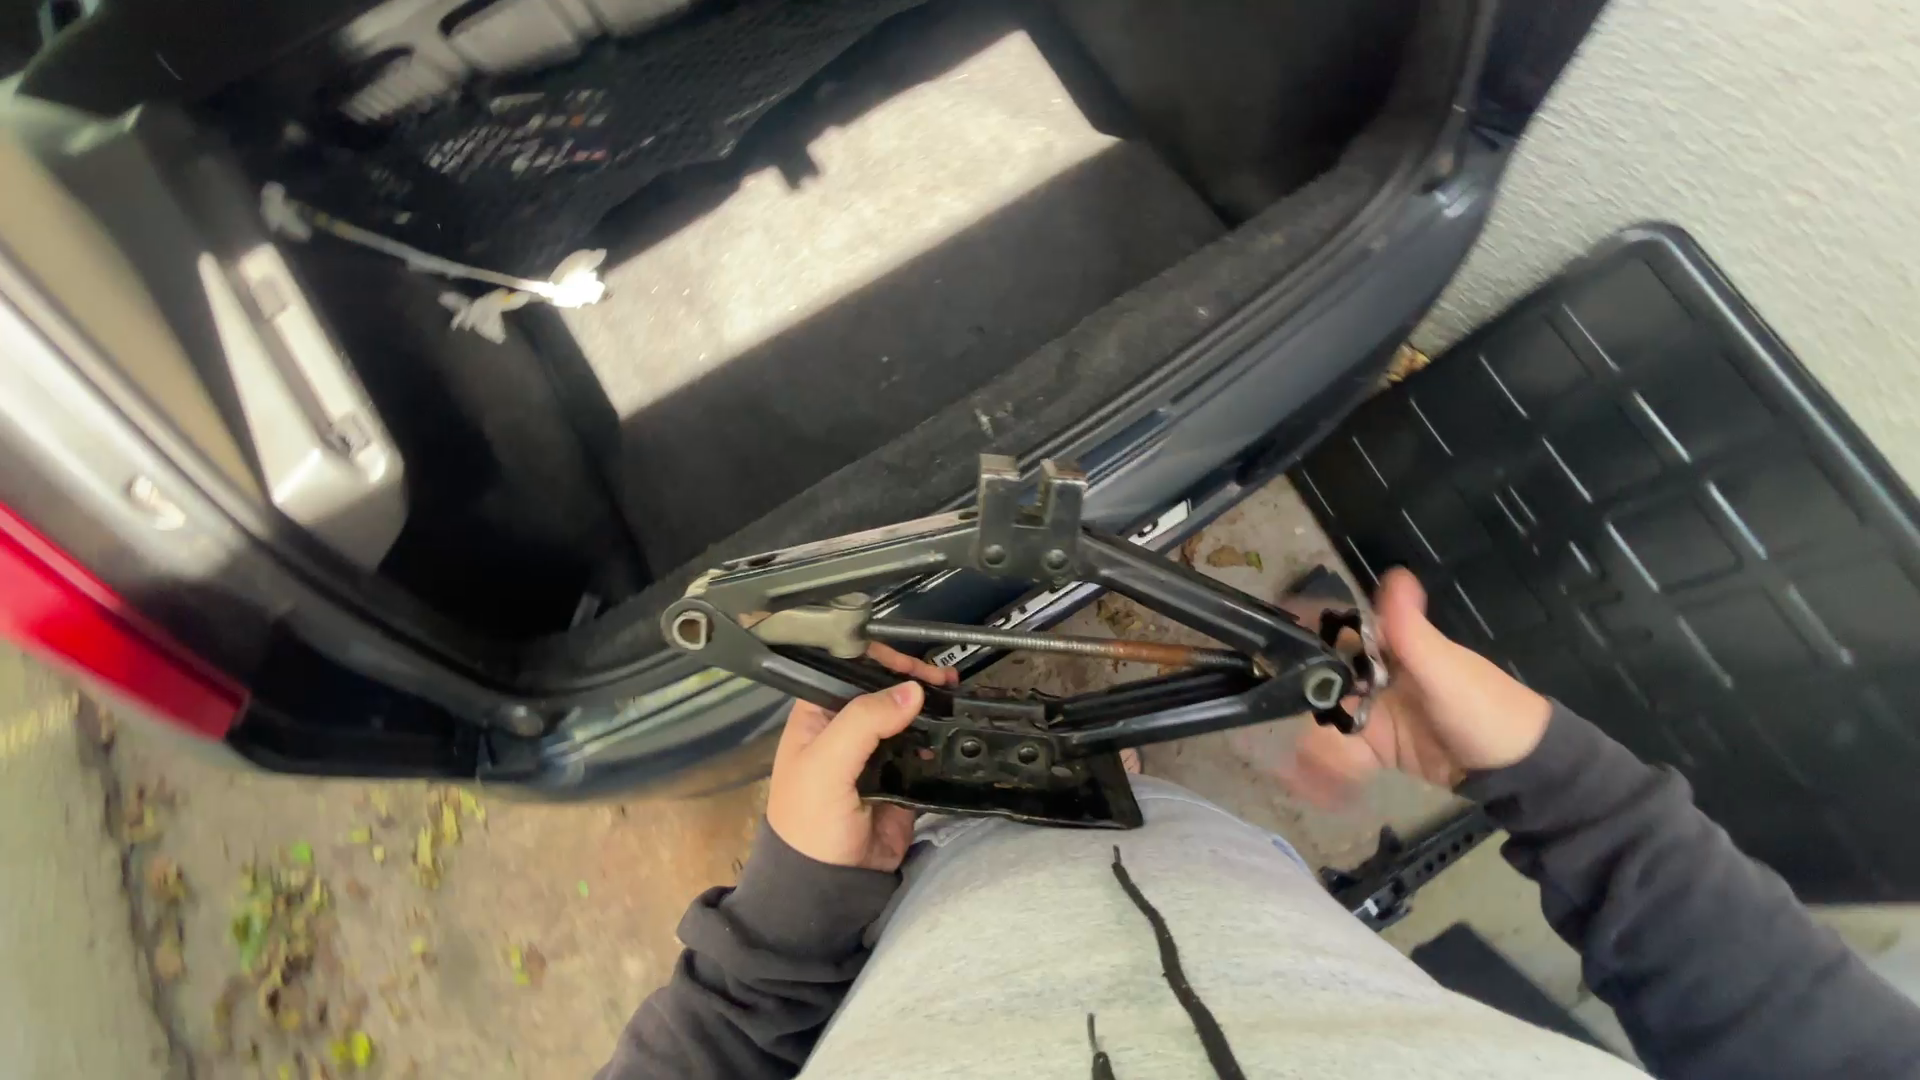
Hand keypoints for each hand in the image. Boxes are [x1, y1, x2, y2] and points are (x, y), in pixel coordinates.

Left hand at [766, 644, 958, 871]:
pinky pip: (925, 745)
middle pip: (885, 687)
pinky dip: (941, 734)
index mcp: (818, 713)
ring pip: (908, 713)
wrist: (829, 885)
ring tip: (953, 695)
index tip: (912, 663)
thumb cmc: (809, 822)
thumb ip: (864, 721)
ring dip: (931, 702)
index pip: (850, 669)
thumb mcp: (826, 764)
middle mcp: (847, 725)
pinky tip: (953, 726)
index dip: (881, 659)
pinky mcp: (903, 773)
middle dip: (913, 678)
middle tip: (941, 679)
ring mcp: (877, 749)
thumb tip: (913, 690)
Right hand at [1282, 568, 1551, 802]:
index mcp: (1385, 646)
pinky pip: (1339, 752)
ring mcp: (1371, 710)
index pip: (1330, 631)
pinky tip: (1318, 789)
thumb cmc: (1485, 710)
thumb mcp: (1446, 670)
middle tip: (1281, 729)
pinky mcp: (1375, 745)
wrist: (1521, 772)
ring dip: (1310, 747)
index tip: (1264, 649)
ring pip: (1322, 720)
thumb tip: (1395, 573)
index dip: (1296, 636)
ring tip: (1303, 777)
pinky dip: (1326, 770)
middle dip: (1295, 706)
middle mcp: (1371, 673)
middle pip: (1315, 681)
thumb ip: (1411, 630)